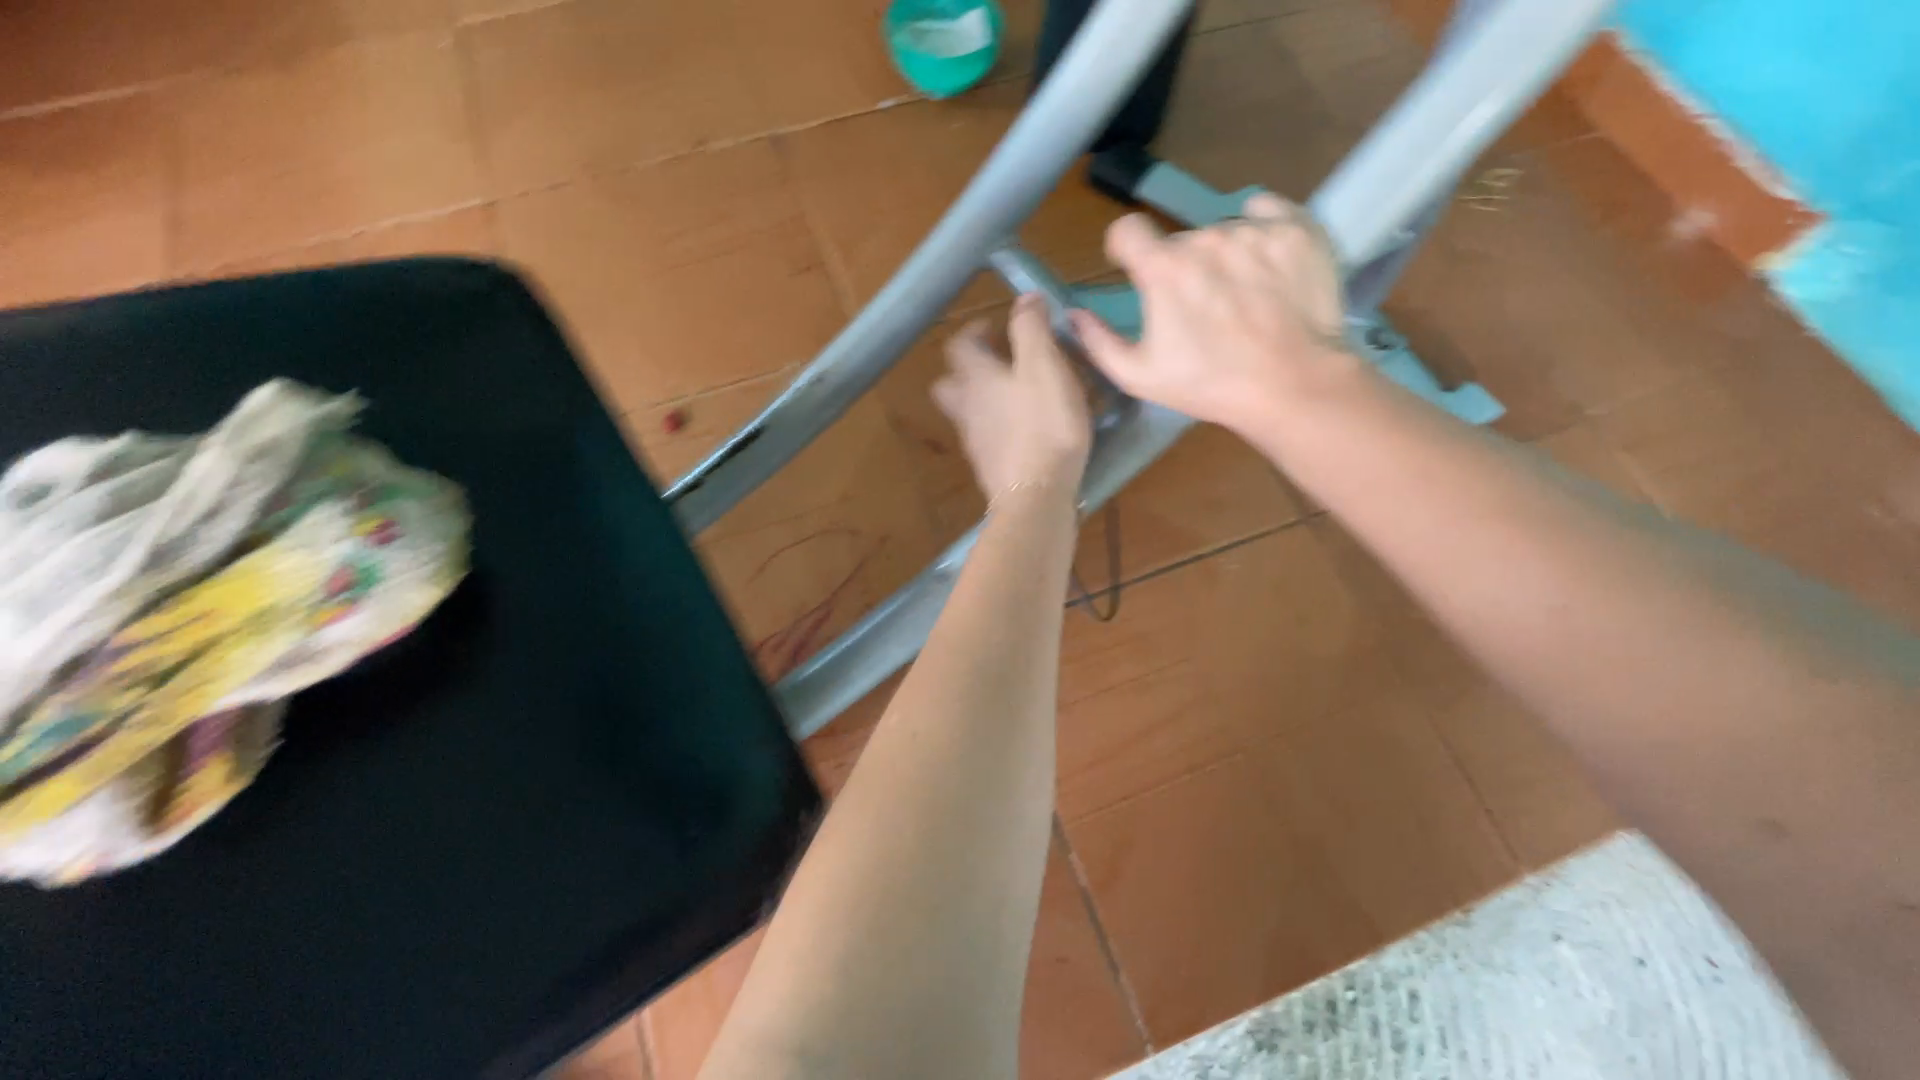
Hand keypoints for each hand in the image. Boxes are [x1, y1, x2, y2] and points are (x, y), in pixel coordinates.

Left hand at [932, 295, 1091, 501]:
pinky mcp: (991, 468)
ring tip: (1024, 395)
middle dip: (970, 369)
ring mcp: (976, 442)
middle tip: (1000, 362)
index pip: (958, 345)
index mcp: (975, 378)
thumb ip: (1032, 328)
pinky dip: (1004, 427)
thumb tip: (1024, 299)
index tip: (996, 325)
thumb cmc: (1043, 425)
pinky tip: (1032, 430)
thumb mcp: (1044, 365)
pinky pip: (991, 437)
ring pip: (970, 411)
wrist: (1036, 497)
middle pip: (950, 382)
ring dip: (988, 399)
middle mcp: (966, 408)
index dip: (974, 330)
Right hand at [1069, 193, 1362, 435]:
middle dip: (1182, 266)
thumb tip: (1073, 314)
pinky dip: (1262, 231)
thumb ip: (1098, 342)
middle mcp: (1205, 237)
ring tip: (1243, 296)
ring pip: (1224, 231)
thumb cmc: (1210, 384)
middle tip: (1201, 306)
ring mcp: (1254, 230)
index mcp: (1163, 269)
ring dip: (1224, 256)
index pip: (1127, 229)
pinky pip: (1267, 213)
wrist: (1293, 385)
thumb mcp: (1140, 376)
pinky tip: (1267, 264)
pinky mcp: (1296, 230)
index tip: (1136, 268)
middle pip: (1180, 239)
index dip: (1127, 248)